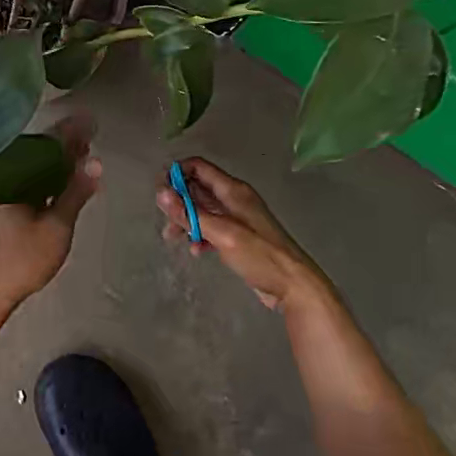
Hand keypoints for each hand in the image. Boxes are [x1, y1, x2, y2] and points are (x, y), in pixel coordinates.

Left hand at [0, 115, 100, 317]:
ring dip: (53, 159)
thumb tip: (95, 162)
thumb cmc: (21, 260)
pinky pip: (23, 178)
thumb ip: (74, 194)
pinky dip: (42, 174)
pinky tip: (55, 179)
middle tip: (88, 135)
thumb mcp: (56, 228)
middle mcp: (4, 176)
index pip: (49, 145)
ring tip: (78, 154)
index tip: (89, 119)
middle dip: (64, 142)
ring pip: (30, 165)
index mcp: (17, 176)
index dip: (71, 132)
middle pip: (38, 151)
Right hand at [156, 157, 334, 311]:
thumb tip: (159, 192)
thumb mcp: (221, 233)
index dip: (177, 173)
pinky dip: (199, 235)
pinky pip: (211, 228)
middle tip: (165, 218)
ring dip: (185, 220)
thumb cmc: (260, 256)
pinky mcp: (238, 237)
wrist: (295, 288)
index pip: (198, 167)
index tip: (161, 191)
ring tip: (172, 238)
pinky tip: (195, 251)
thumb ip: (189, 213)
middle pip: (197, 188)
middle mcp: (234, 199)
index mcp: (233, 191)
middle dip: (178, 201)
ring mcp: (237, 218)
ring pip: (201, 210)